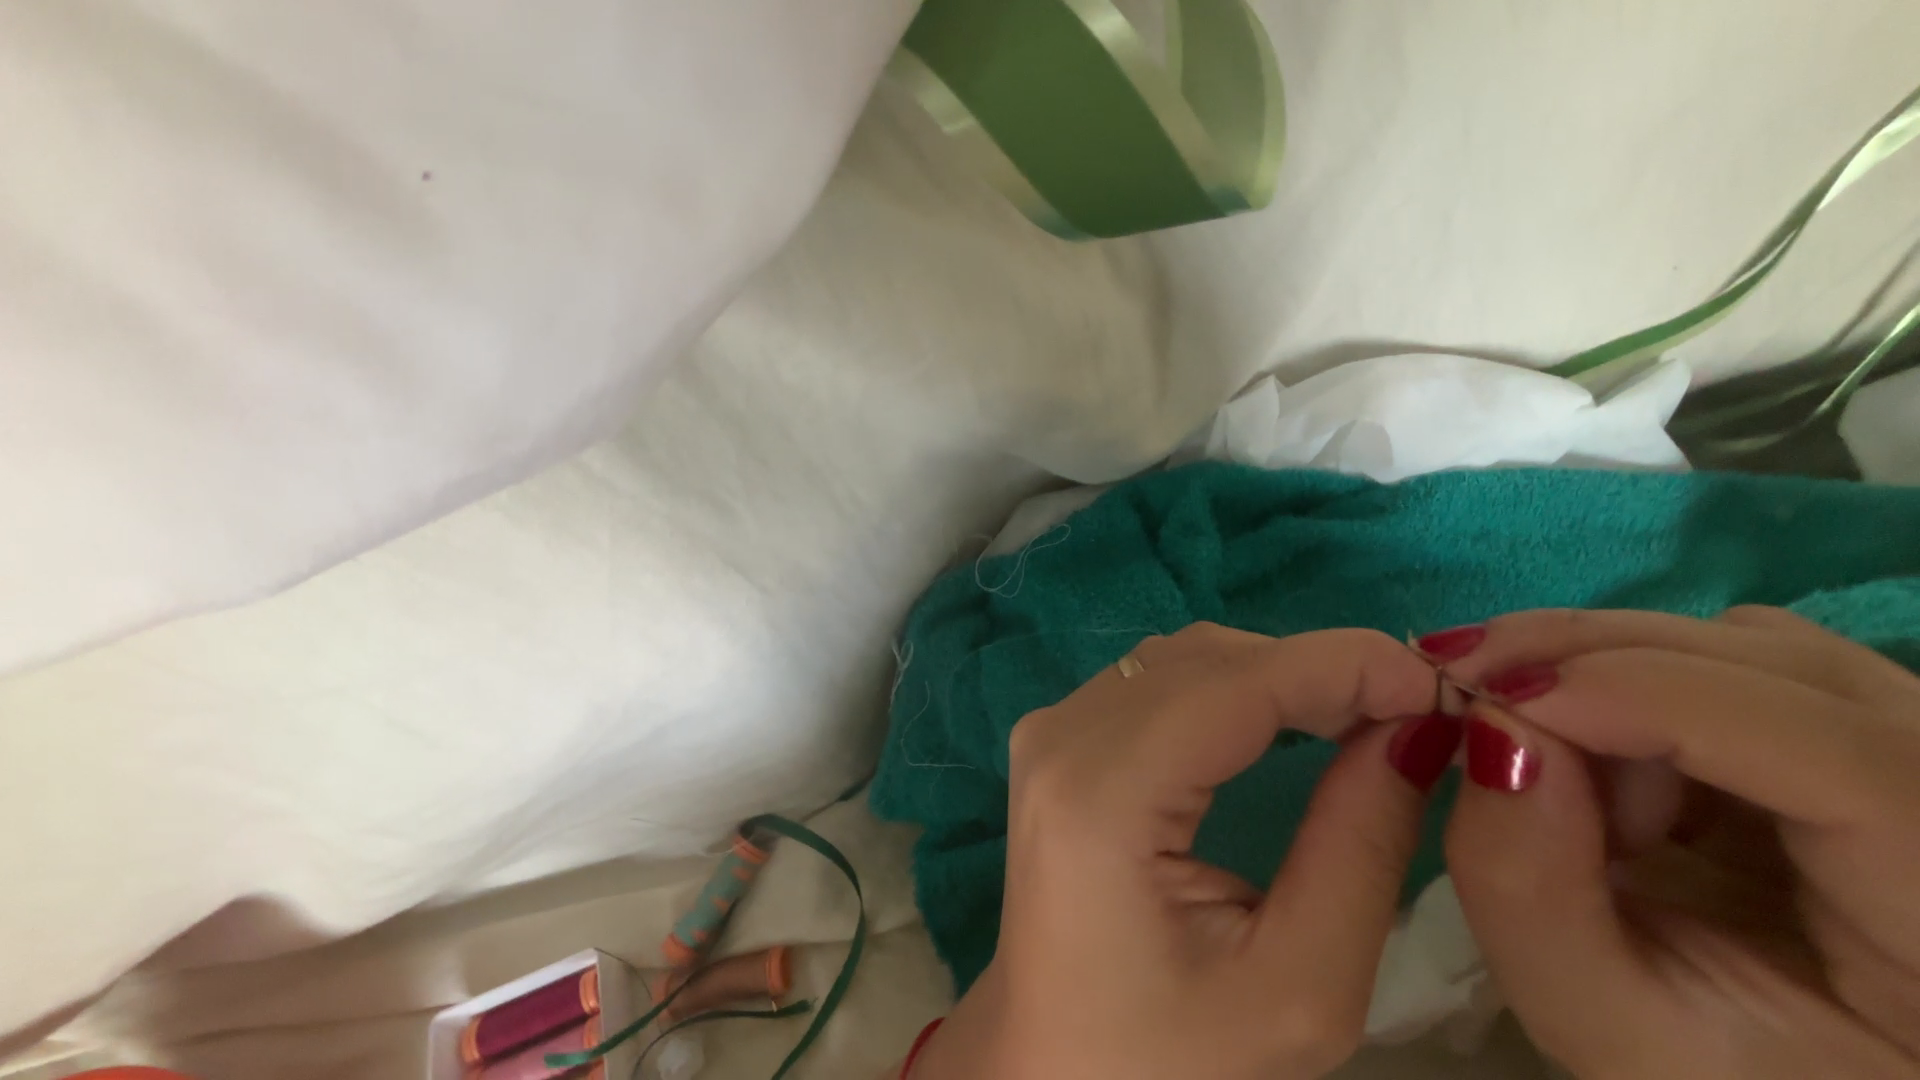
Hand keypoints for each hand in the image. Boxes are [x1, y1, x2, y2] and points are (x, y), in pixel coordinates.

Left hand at [906, 625, 1457, 1079]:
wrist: (1054, 1070)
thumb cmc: (1171, 1058)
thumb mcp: (1299, 983)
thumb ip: (1360, 842)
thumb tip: (1418, 728)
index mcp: (1100, 796)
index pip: (1237, 682)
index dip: (1347, 666)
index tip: (1448, 688)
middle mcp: (1059, 739)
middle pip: (1209, 659)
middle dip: (1322, 670)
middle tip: (1421, 714)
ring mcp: (1048, 734)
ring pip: (1185, 660)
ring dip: (1281, 674)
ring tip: (1371, 718)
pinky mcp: (1055, 743)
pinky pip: (1158, 683)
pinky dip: (1236, 688)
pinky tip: (1293, 719)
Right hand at [1432, 607, 1919, 1077]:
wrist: (1770, 1065)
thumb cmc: (1705, 1070)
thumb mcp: (1599, 1019)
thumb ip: (1529, 890)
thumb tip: (1489, 732)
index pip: (1854, 765)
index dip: (1661, 703)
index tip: (1490, 701)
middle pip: (1791, 670)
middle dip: (1594, 658)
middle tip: (1455, 681)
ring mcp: (1913, 755)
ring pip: (1750, 643)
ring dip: (1600, 668)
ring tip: (1531, 750)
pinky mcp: (1845, 732)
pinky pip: (1726, 656)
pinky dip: (1620, 676)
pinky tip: (1585, 745)